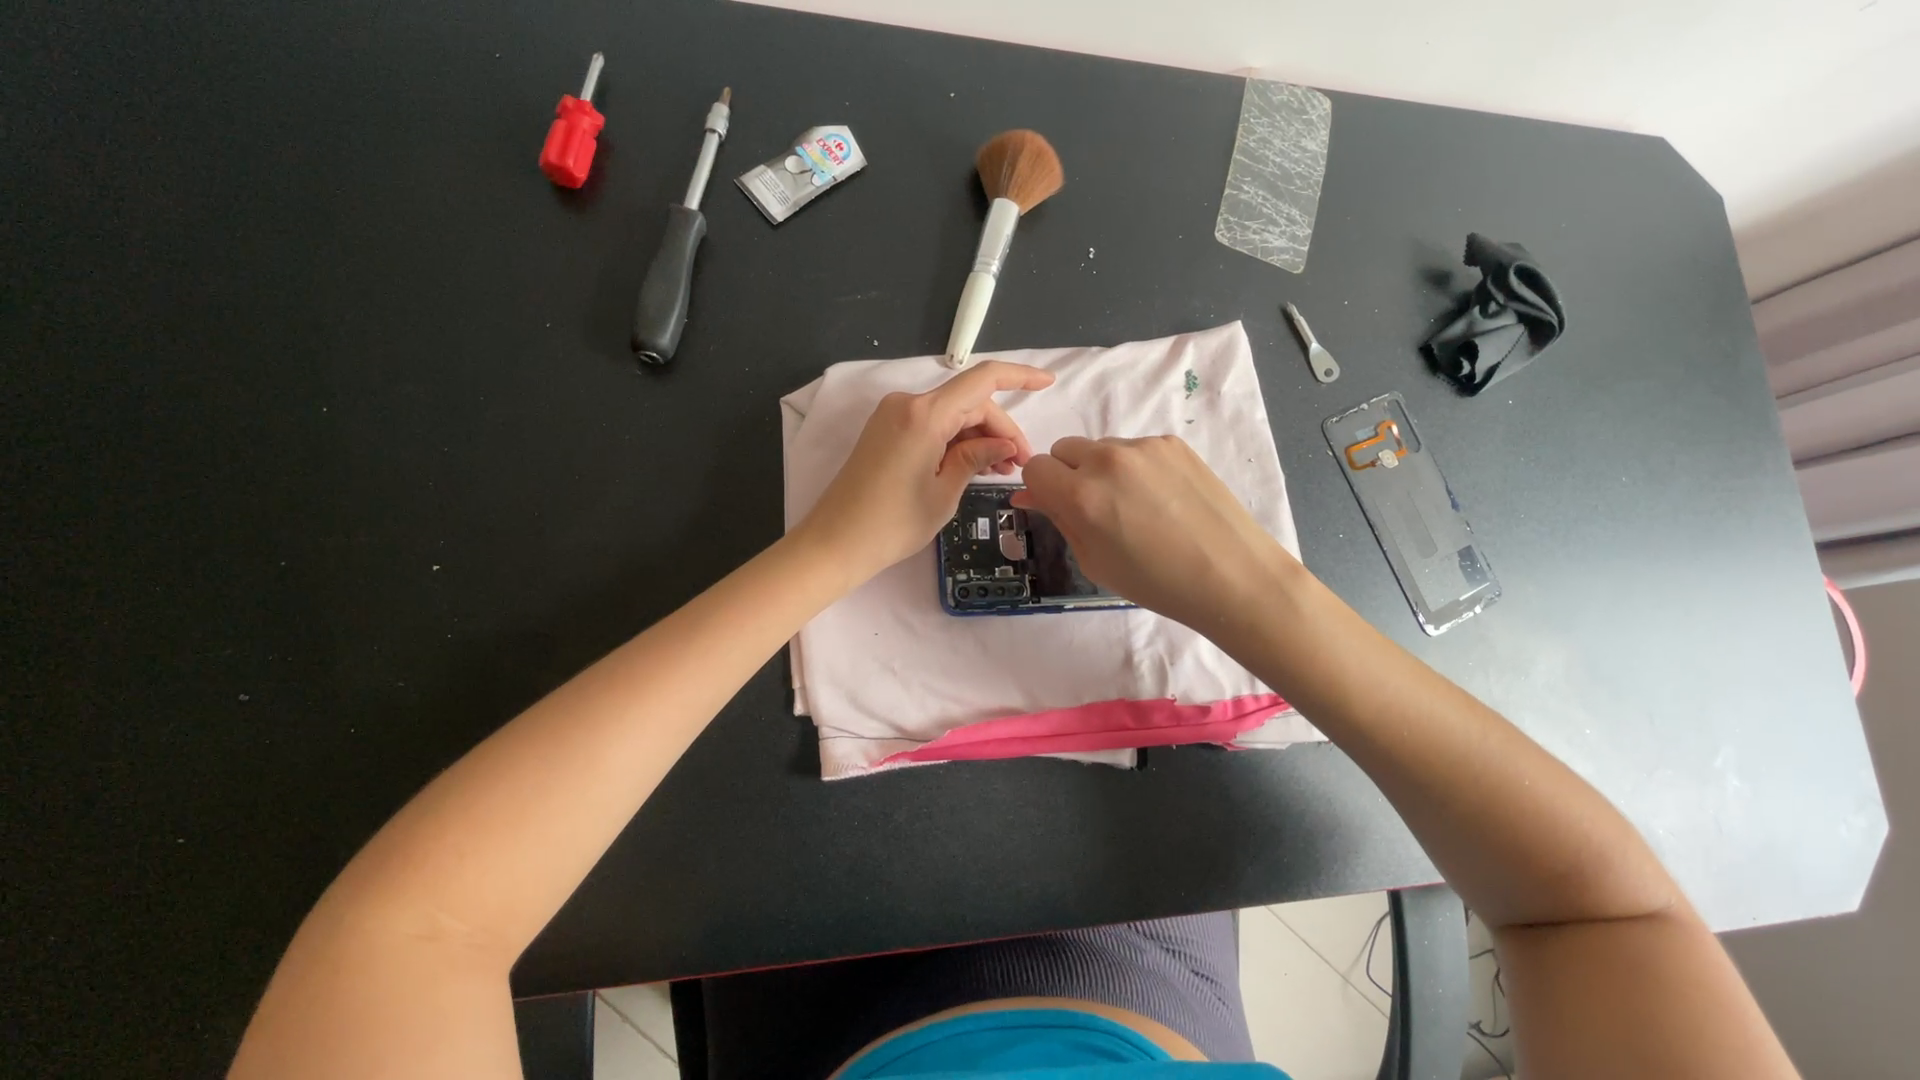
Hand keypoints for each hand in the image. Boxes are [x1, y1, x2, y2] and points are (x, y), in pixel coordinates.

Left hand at [796, 361, 1055, 583]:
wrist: (834, 542)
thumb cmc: (892, 524)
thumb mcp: (944, 493)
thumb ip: (976, 458)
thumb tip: (1004, 444)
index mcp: (925, 415)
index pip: (983, 380)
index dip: (1020, 376)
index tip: (1047, 383)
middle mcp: (907, 404)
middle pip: (969, 402)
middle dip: (1000, 429)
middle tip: (1021, 466)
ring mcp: (893, 416)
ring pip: (952, 414)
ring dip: (979, 437)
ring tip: (1002, 472)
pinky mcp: (885, 431)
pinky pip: (932, 425)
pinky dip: (956, 441)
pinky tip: (974, 466)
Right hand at [1011, 435, 1301, 630]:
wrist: (1231, 575)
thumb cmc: (1156, 582)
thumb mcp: (1094, 561)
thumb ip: (1060, 520)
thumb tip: (1032, 495)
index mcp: (1081, 495)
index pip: (1035, 467)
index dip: (1041, 489)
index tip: (1056, 507)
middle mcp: (1107, 460)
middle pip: (1063, 449)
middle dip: (1067, 474)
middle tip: (1095, 510)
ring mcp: (1143, 447)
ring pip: (1101, 448)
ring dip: (1102, 470)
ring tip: (1136, 507)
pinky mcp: (1172, 443)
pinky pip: (1135, 449)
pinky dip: (1136, 469)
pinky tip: (1161, 499)